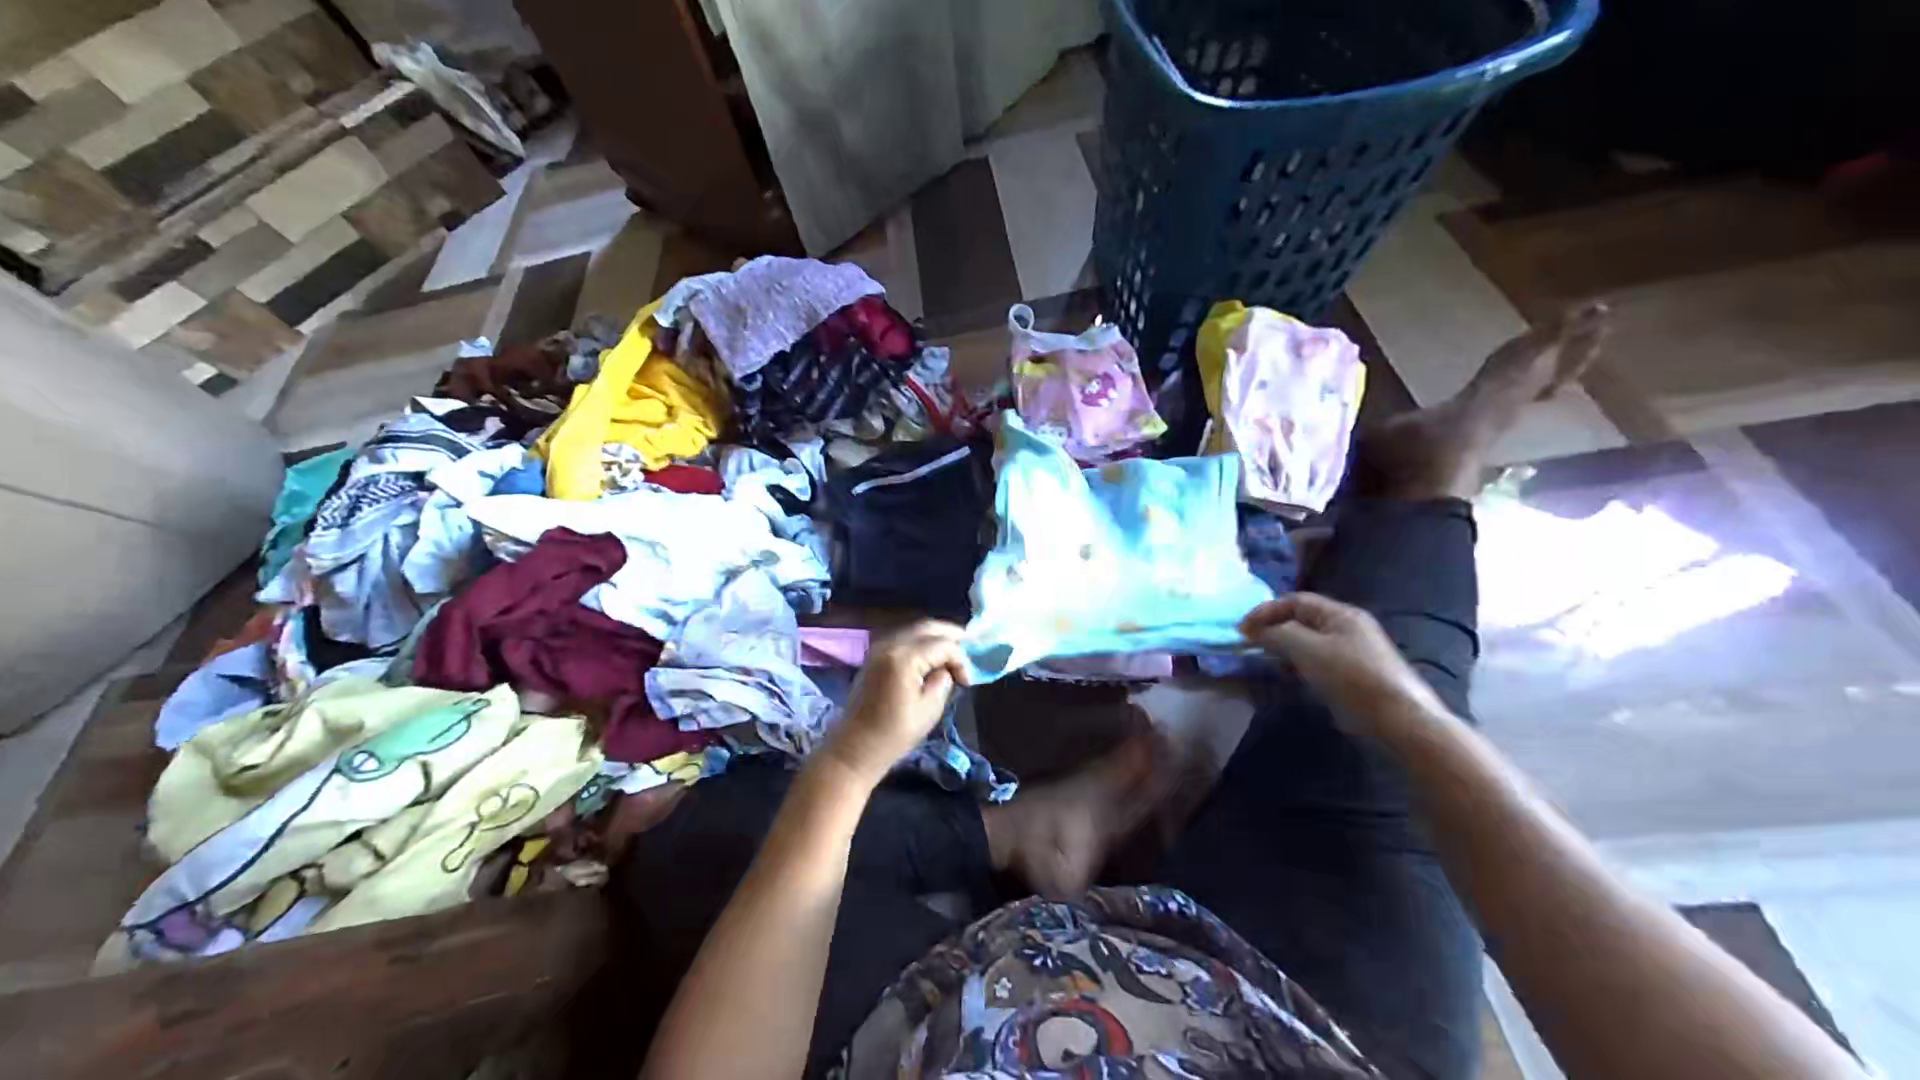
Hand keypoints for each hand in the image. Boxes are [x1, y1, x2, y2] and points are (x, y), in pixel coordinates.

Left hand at [820, 621, 971, 784]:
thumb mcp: (930, 709)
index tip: (967, 682)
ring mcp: (878, 648)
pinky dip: (920, 643)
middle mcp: (889, 645)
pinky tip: (932, 656)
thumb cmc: (894, 734)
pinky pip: (902, 639)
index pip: (943, 644)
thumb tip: (947, 668)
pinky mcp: (873, 656)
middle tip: (971, 647)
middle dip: (951, 635)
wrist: (855, 748)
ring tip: (954, 653)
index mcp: (904, 658)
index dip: (961, 659)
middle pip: (927, 627)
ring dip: (935, 638)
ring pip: (914, 630)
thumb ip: (943, 680)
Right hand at [1240, 593, 1449, 736]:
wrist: (1398, 719)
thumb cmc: (1351, 677)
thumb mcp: (1307, 649)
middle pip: (1302, 618)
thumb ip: (1277, 634)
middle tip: (1250, 643)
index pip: (1295, 600)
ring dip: (1284, 646)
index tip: (1241, 629)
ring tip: (1265, 659)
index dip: (1265, 610)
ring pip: (1309, 640)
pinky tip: (1291, 675)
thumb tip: (1254, 630)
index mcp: (1340, 614)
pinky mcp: (1355, 674)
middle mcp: (1348, 627)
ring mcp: (1354, 651)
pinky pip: (1319, 659)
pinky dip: (1299, 662)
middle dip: (1273, 627)